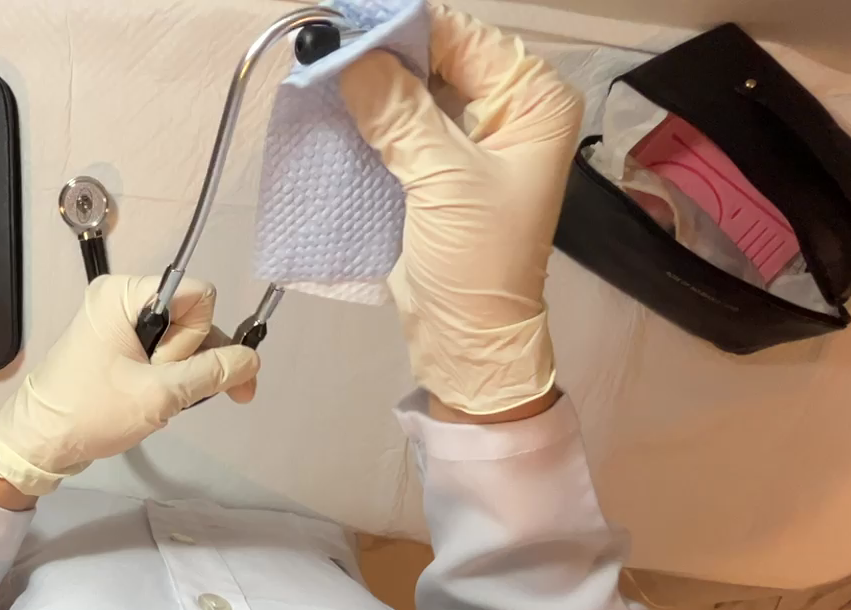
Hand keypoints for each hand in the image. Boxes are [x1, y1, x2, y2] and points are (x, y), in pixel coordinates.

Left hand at [0, 275, 258, 496]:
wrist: (40, 444)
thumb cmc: (93, 413)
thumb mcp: (159, 395)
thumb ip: (212, 374)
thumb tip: (252, 360)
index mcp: (125, 294)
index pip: (198, 295)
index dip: (198, 336)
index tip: (173, 369)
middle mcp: (123, 300)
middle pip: (192, 319)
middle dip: (193, 361)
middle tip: (169, 396)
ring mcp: (119, 325)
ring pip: (181, 341)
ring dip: (183, 377)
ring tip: (161, 407)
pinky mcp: (118, 349)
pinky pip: (163, 355)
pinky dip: (169, 381)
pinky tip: (161, 404)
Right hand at [340, 7, 582, 415]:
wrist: (464, 338)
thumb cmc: (476, 261)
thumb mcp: (444, 183)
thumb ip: (402, 117)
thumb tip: (353, 61)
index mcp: (529, 103)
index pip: (466, 40)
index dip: (407, 31)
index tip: (348, 28)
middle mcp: (502, 114)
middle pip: (438, 64)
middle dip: (384, 61)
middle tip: (325, 53)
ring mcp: (466, 148)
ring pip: (413, 100)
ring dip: (371, 95)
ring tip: (321, 81)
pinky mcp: (433, 179)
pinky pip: (399, 137)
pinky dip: (369, 130)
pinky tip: (335, 120)